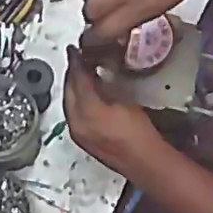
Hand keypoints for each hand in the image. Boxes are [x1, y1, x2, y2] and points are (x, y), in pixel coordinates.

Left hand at [63, 46, 167, 177]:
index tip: (75, 50)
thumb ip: (108, 84)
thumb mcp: (125, 100)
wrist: (144, 162)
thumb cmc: (140, 132)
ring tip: (81, 74)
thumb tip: (100, 72)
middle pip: (68, 90)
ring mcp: (77, 132)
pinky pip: (73, 113)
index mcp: (88, 110)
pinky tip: (86, 95)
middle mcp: (76, 122)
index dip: (77, 62)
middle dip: (72, 73)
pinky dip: (77, 100)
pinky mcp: (80, 138)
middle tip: (78, 59)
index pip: (78, 79)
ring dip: (74, 87)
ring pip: (69, 102)